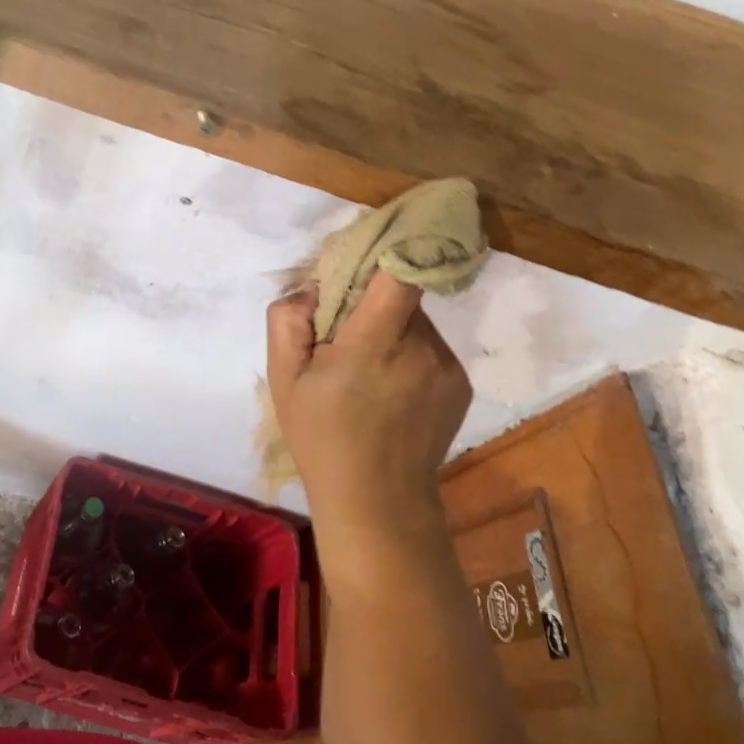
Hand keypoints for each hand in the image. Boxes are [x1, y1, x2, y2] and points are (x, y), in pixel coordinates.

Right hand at [266, 272, 471, 575]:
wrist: (378, 502)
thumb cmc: (322, 438)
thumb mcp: (283, 378)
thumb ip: (289, 320)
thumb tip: (313, 287)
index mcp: (375, 342)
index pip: (400, 273)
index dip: (391, 248)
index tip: (374, 242)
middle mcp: (422, 347)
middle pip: (399, 296)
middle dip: (370, 304)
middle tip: (342, 338)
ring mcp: (447, 367)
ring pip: (414, 322)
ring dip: (390, 330)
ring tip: (365, 373)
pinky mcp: (460, 384)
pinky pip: (429, 348)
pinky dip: (408, 354)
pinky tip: (389, 390)